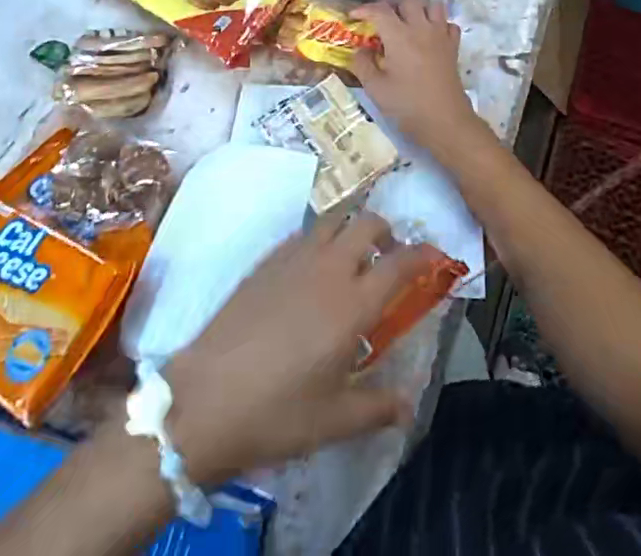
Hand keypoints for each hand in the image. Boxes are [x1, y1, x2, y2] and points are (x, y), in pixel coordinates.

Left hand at [162, 212, 435, 484]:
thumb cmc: (277, 413)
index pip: (400, 263)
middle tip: (391, 257)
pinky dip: (319, 241)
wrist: (203, 400)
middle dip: (388, 232)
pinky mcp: (262, 263)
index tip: (437, 257)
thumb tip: (406, 404)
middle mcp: (326, 270)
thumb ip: (379, 407)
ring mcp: (291, 261)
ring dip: (351, 230)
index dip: (424, 254)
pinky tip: (311, 272)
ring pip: (332, 221)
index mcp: (353, 304)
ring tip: (352, 260)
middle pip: (366, 224)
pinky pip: (301, 236)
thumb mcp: (336, 420)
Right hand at [349, 0, 489, 156]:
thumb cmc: (406, 105)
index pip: (379, 10)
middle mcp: (421, 28)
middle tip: (378, 14)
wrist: (444, 120)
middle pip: (407, 0)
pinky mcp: (453, 47)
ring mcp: (440, 36)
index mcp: (399, 36)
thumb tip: (360, 50)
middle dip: (390, 2)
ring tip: (405, 18)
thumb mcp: (375, 88)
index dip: (363, 9)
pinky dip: (437, 23)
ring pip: (432, 5)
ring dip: (417, 6)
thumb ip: (363, 64)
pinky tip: (427, 34)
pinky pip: (448, 23)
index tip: (353, 17)